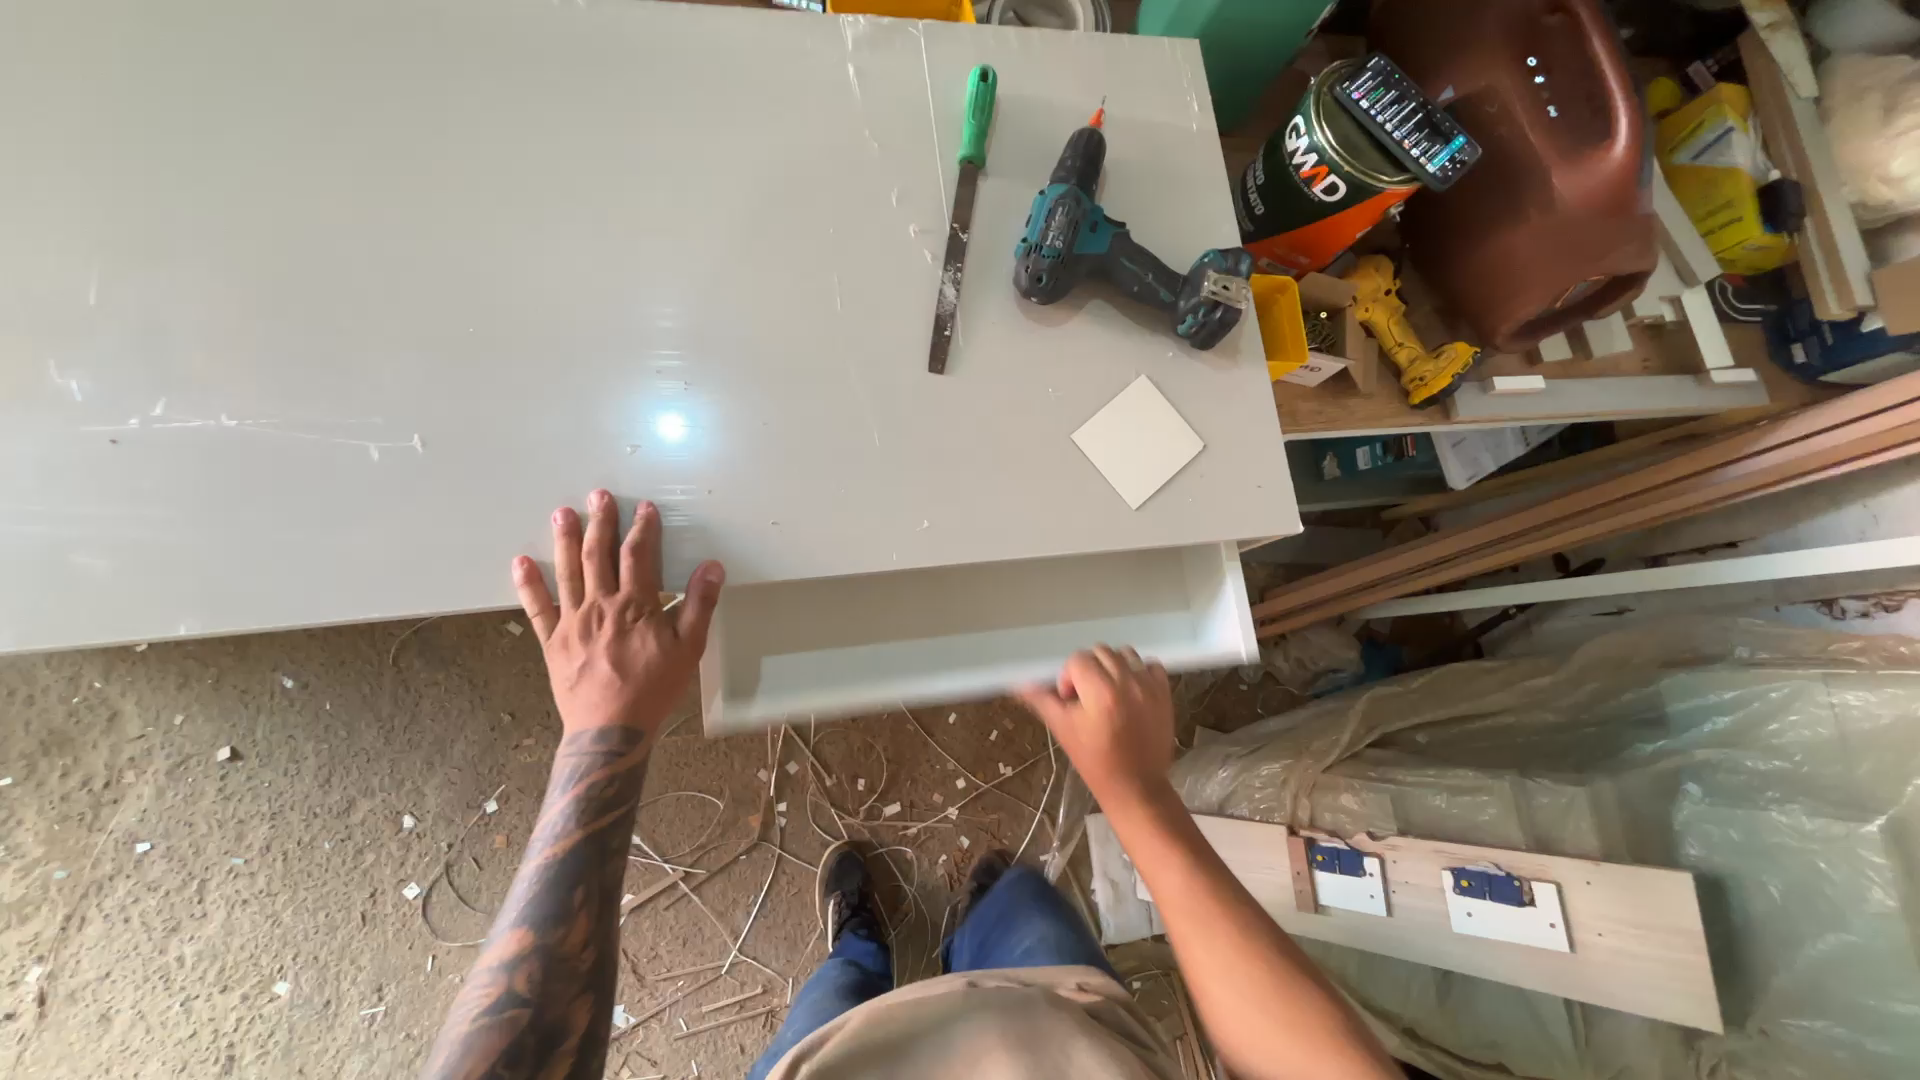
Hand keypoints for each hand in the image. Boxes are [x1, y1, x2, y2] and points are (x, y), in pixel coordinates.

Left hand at [512, 489, 724, 735]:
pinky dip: (528, 584)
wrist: (611, 728)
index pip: (640, 556)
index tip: (644, 508)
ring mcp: (573, 622)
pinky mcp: (553, 641)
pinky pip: (537, 608)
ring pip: (567, 572)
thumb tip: (711, 567)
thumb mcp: (689, 648)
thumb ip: (700, 604)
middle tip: (599, 496)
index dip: (643, 529)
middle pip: (599, 555)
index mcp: (636, 605)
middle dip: (601, 523)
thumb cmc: (654, 688)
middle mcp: (601, 605)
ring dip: (565, 540)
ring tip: (563, 513)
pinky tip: (520, 563)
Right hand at [1019, 645, 1174, 806]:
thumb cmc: (1095, 761)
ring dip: (1113, 666)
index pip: (1077, 660)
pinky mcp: (1164, 694)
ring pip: (1125, 653)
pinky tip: (1130, 691)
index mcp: (1100, 690)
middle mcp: (1127, 682)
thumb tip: (1020, 684)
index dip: (1068, 678)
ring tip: (1109, 691)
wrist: (1136, 786)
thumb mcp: (1063, 730)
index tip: (1071, 701)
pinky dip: (1139, 672)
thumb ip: (1043, 701)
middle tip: (1087, 697)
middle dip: (1089, 669)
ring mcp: (1149, 686)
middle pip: (1100, 652)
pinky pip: (1150, 665)